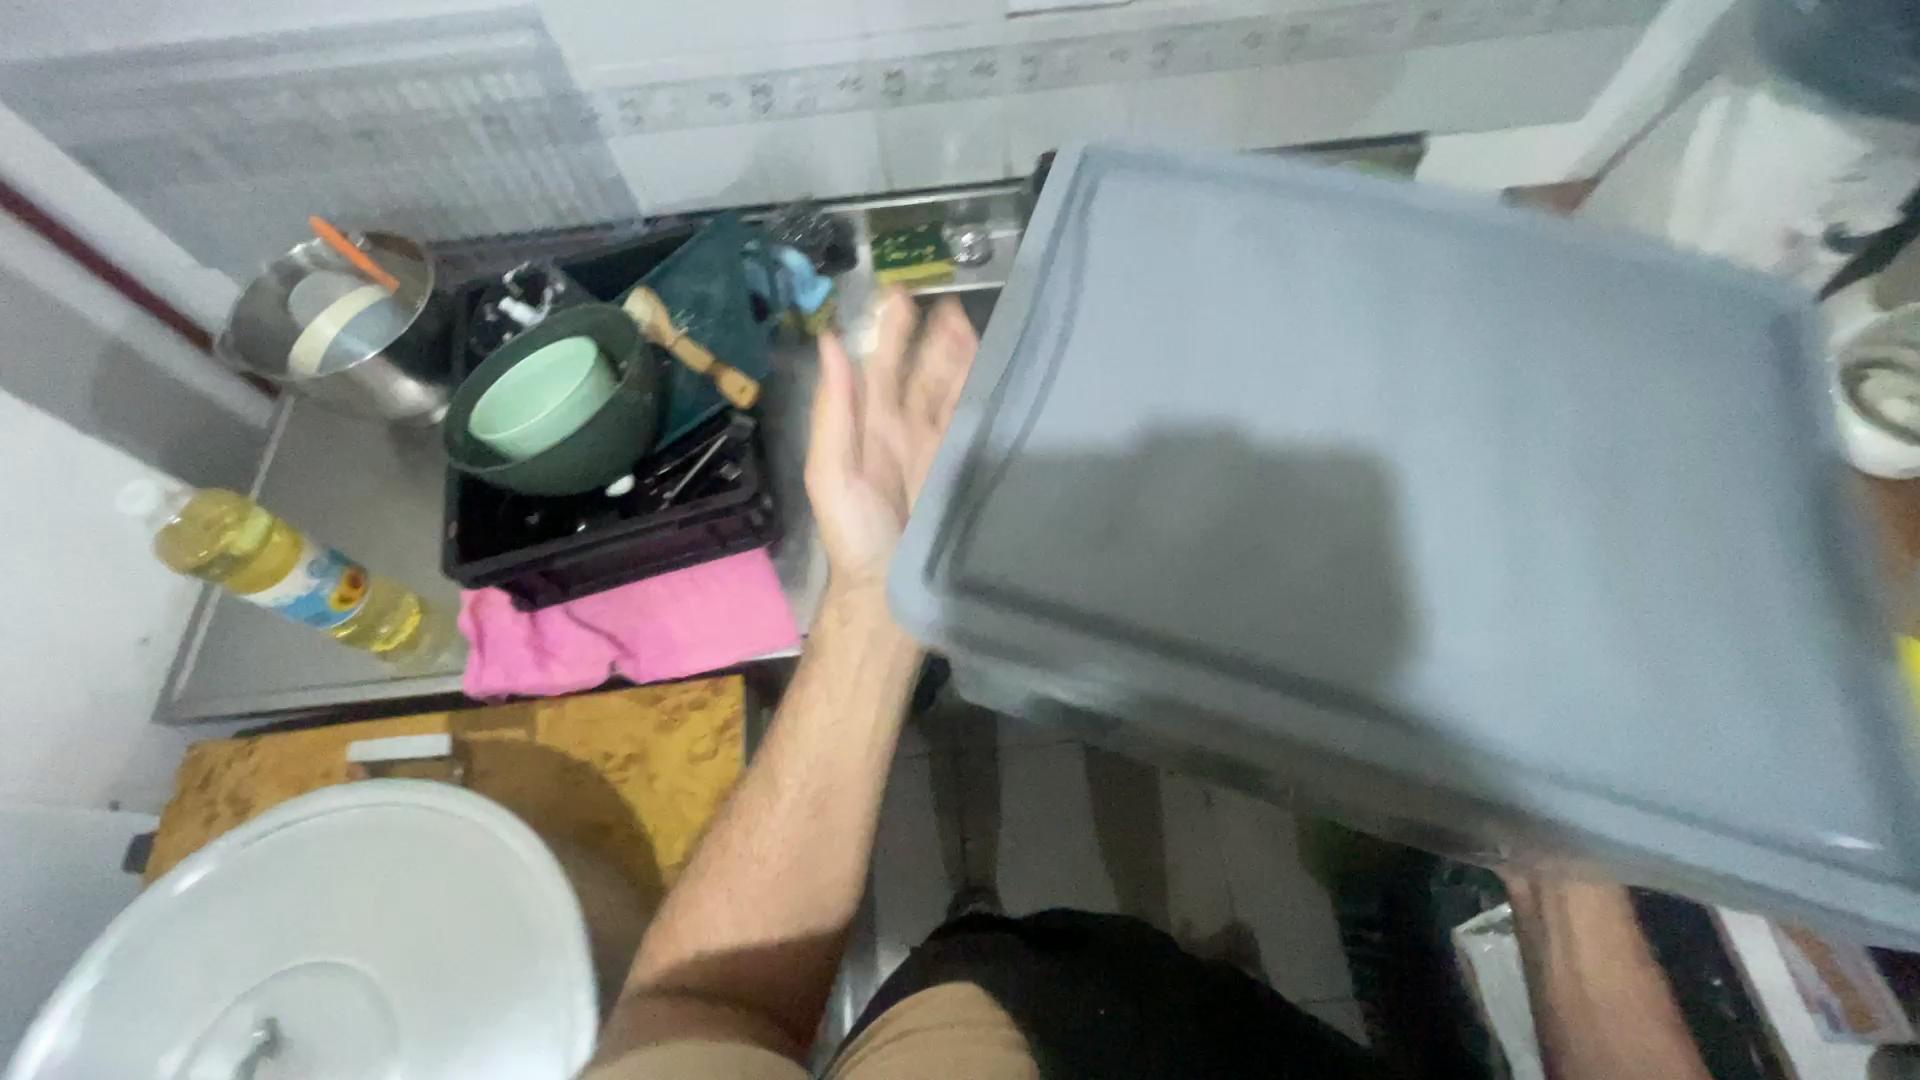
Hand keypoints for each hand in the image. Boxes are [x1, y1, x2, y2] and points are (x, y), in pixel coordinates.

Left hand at [806, 287, 977, 593]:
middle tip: (950, 305)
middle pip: (921, 374)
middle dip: (934, 340)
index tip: (900, 296)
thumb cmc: (854, 531)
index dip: (890, 333)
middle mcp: (902, 429)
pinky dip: (982, 395)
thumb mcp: (830, 470)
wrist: (888, 587)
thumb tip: (830, 342)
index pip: (881, 368)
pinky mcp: (961, 465)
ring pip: (950, 391)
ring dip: (961, 359)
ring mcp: (935, 446)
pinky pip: (972, 421)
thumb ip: (834, 407)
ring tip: (972, 325)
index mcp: (868, 425)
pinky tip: (995, 371)